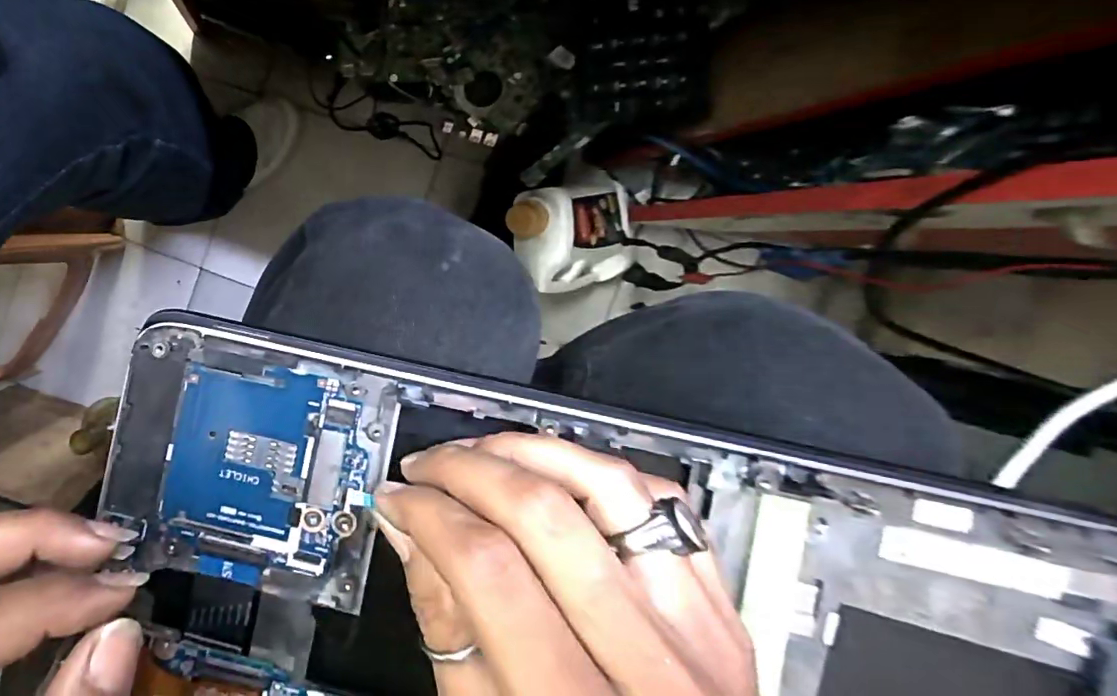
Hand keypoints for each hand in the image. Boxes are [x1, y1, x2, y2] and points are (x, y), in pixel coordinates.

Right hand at [373, 432, 755, 695]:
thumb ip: (445, 628)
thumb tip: (410, 528)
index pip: (487, 567)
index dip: (428, 514)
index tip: (398, 497)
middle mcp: (649, 666)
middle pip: (542, 514)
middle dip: (465, 469)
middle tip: (427, 467)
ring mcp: (696, 631)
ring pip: (606, 486)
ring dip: (529, 449)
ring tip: (482, 451)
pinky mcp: (718, 609)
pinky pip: (661, 501)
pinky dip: (597, 470)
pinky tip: (557, 469)